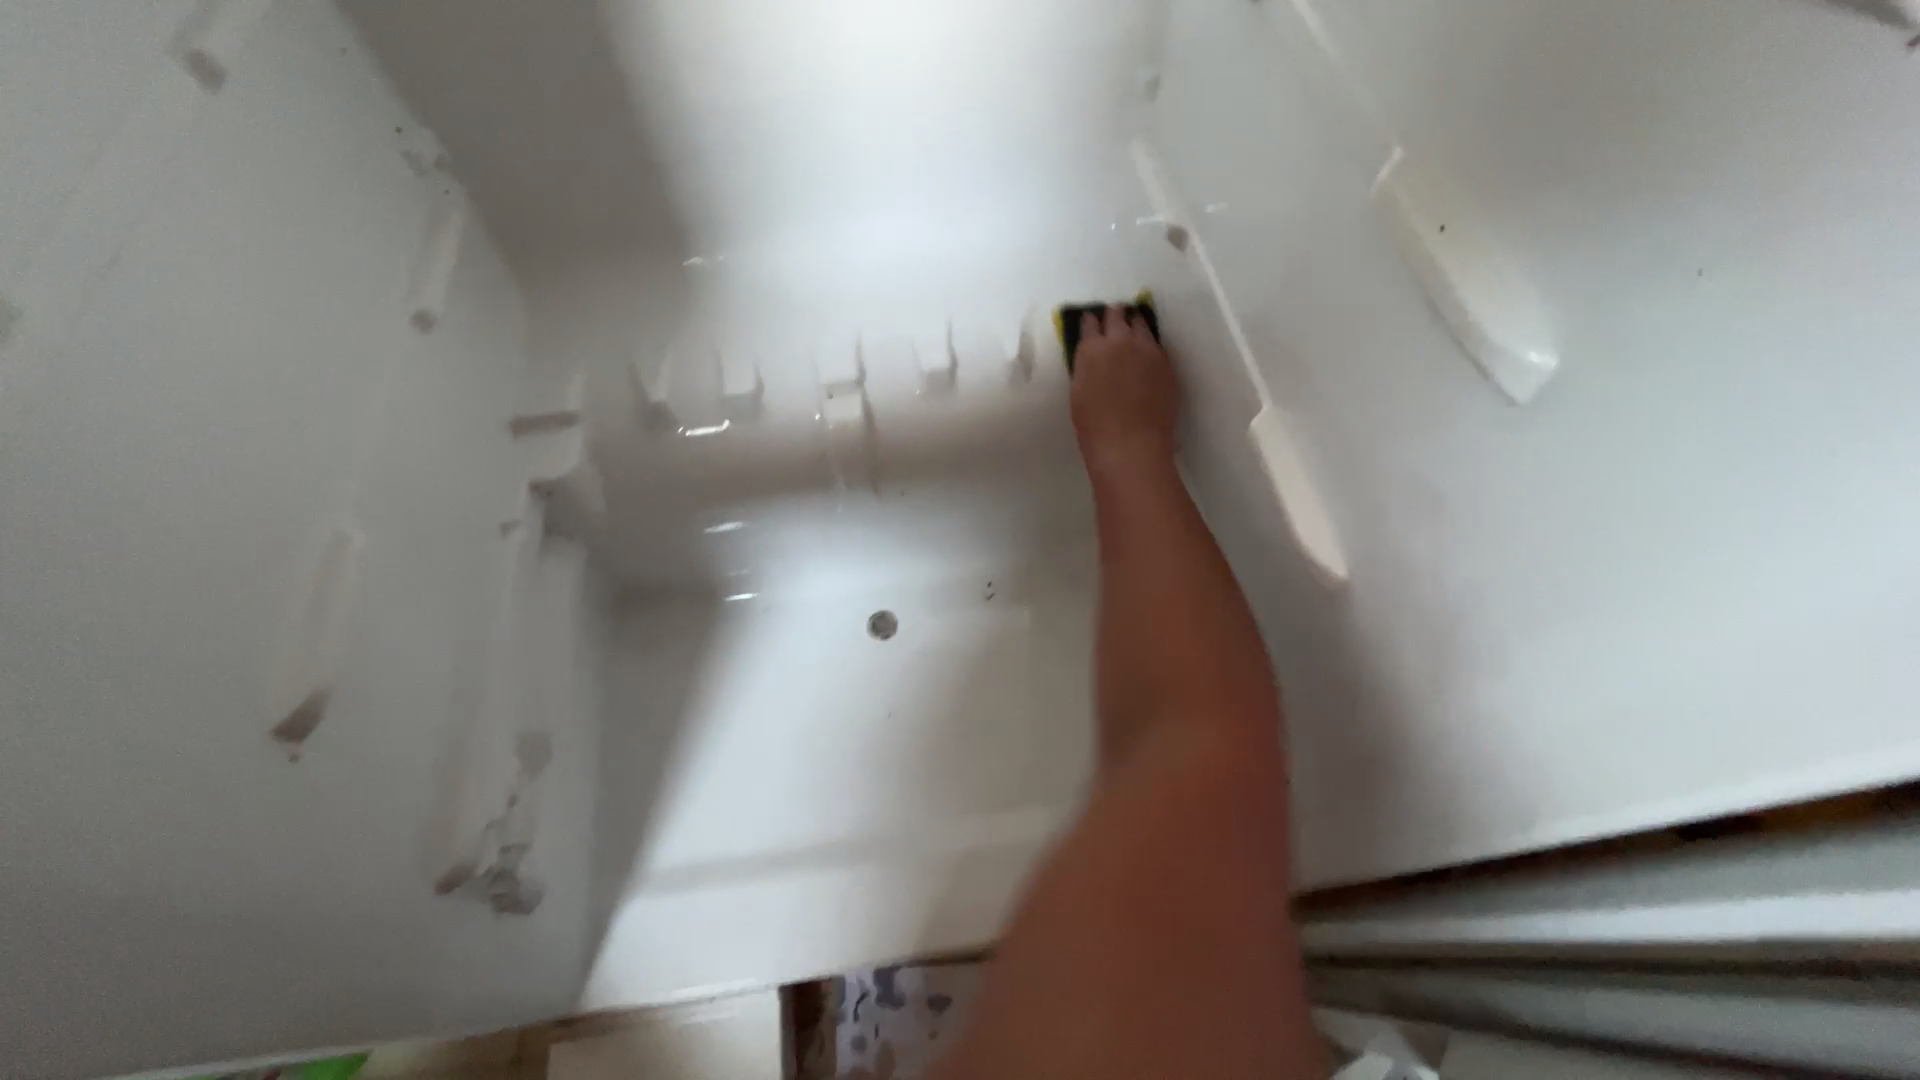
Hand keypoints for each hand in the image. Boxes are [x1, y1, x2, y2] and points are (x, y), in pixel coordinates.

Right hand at [1070, 305, 1178, 475]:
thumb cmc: (1094, 427)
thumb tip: (1094, 359)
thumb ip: (1086, 368)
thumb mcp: (1079, 393)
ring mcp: (1147, 350)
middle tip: (1114, 314)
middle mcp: (1120, 341)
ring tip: (1133, 325)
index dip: (1090, 322)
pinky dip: (1149, 344)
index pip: (1090, 324)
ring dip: (1134, 324)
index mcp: (1091, 350)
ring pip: (1141, 325)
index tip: (1090, 321)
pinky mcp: (1166, 363)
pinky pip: (1156, 345)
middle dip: (1114, 315)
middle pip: (1117, 316)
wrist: (1131, 445)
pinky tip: (1147, 351)